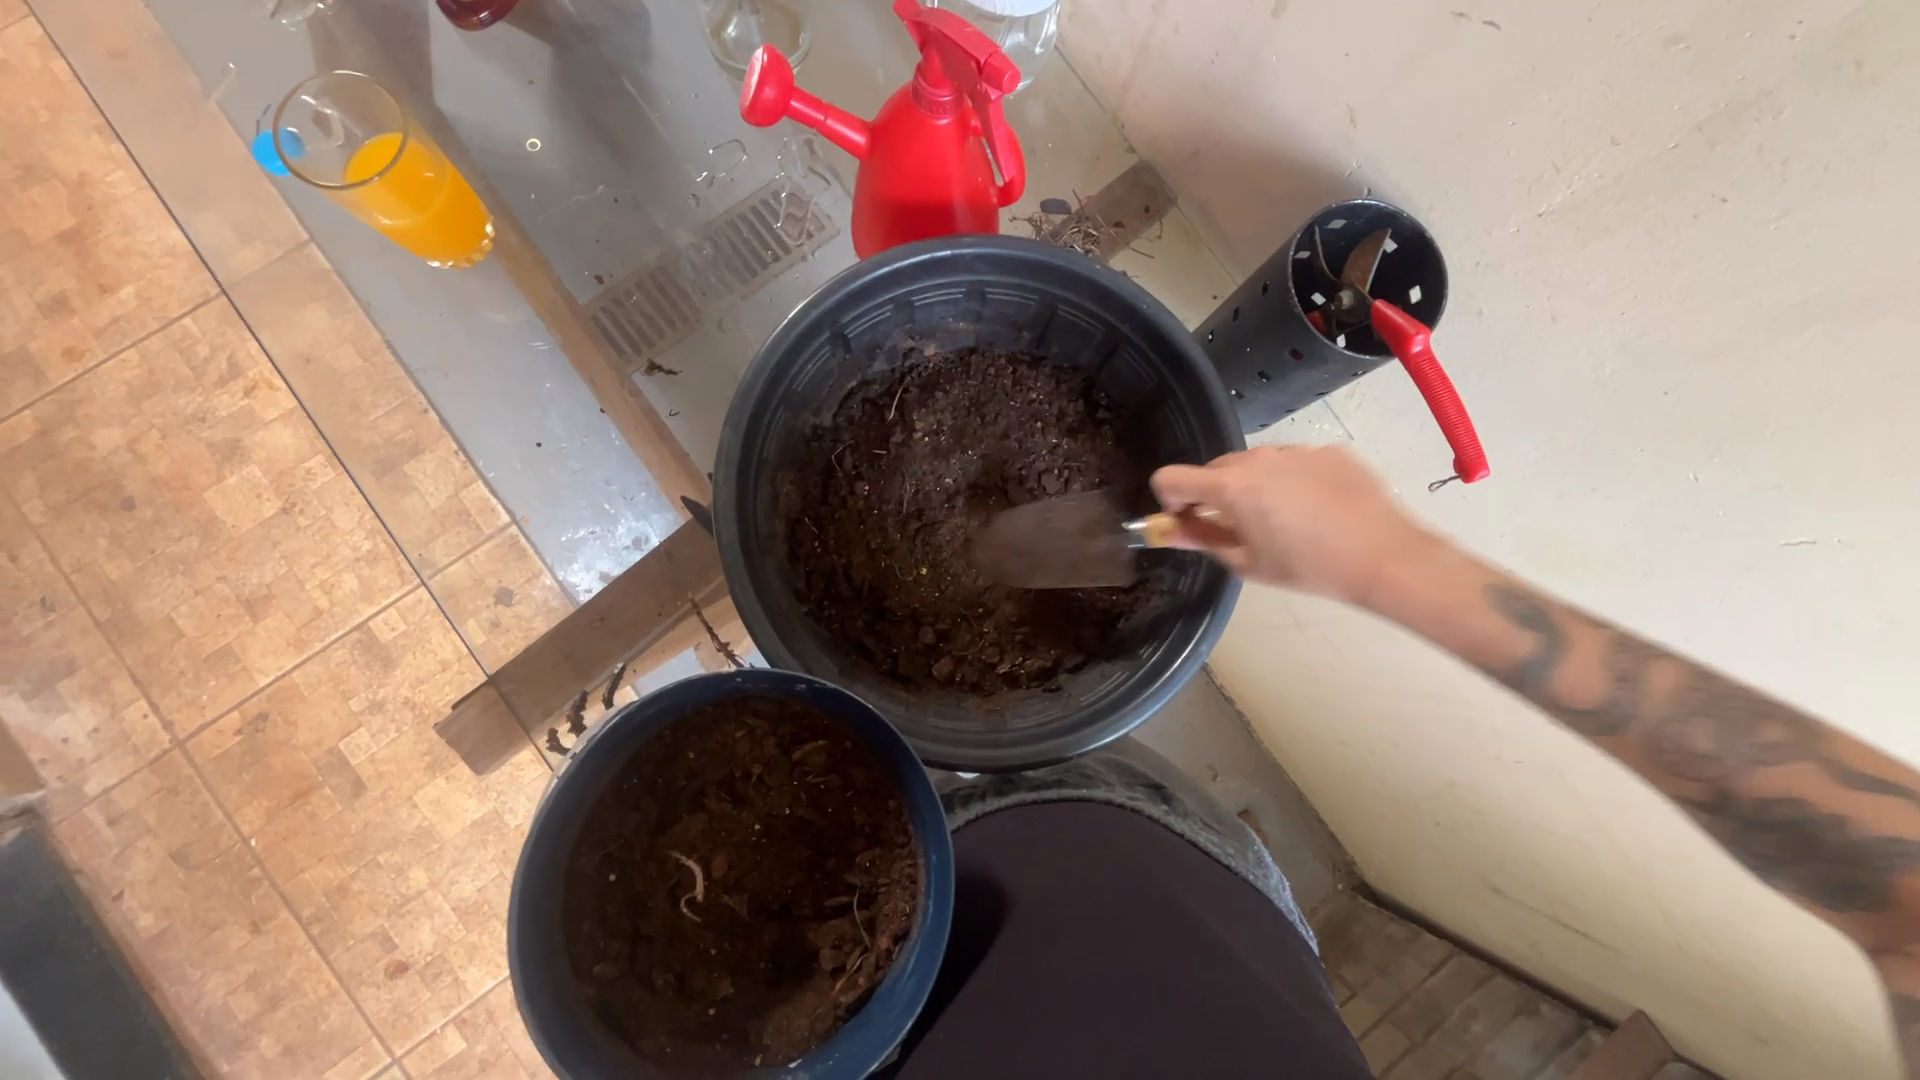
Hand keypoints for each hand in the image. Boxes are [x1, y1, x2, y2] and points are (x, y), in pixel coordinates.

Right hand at [1150, 445, 1437, 603]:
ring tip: (1283, 519)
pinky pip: (1292, 462)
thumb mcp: (1248, 563)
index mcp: (1231, 486)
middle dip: (1214, 494)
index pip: (1171, 477)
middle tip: (1237, 527)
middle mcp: (1257, 458)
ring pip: (1254, 464)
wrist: (1385, 556)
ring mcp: (1295, 450)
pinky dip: (1290, 480)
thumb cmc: (1309, 567)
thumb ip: (1202, 539)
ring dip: (1252, 486)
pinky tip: (1315, 509)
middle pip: (1213, 469)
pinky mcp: (1327, 451)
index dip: (1170, 499)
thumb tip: (1169, 530)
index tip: (1188, 519)